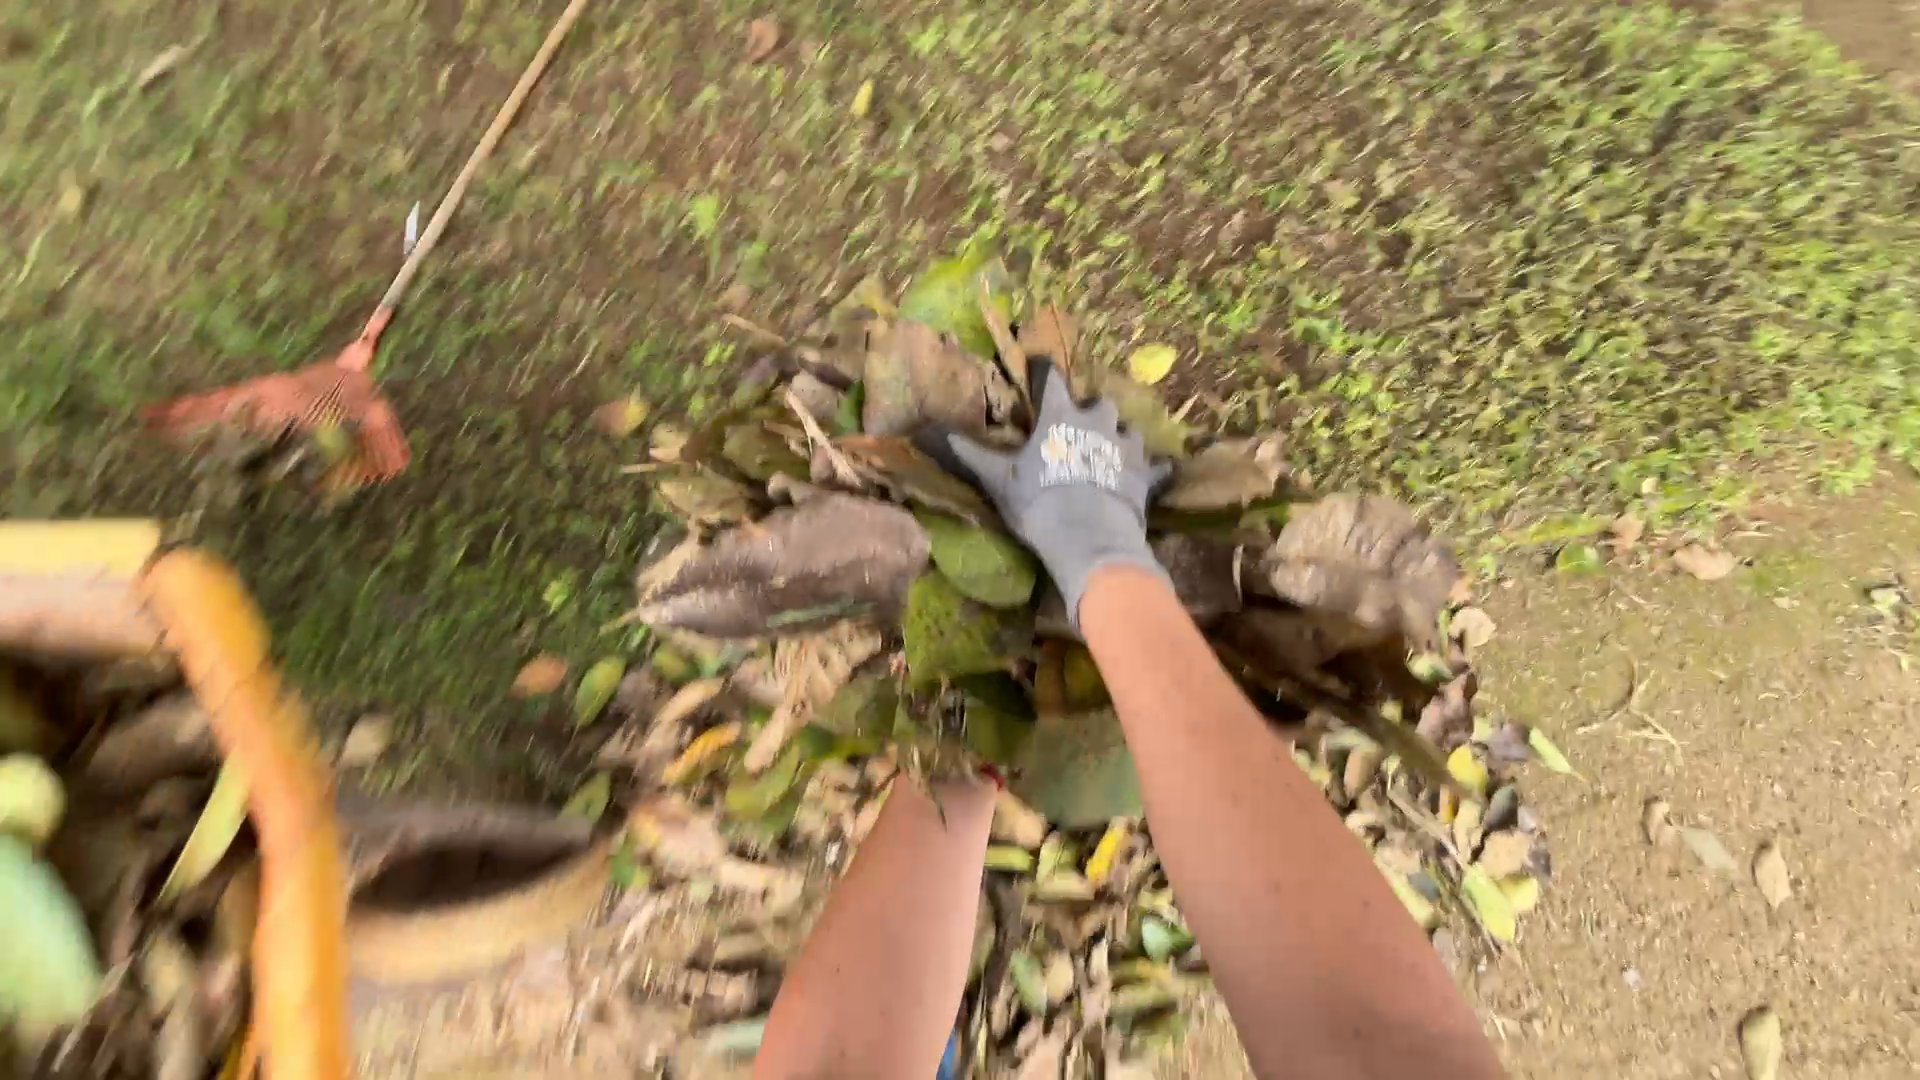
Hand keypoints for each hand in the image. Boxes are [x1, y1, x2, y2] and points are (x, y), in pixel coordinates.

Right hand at [946, 361, 1170, 627]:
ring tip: (1108, 453)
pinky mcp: (1148, 476)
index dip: (1044, 372)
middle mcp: (1099, 421)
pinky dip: (1152, 471)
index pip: (1052, 379)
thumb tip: (923, 432)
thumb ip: (967, 453)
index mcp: (1061, 414)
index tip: (1039, 366)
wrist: (1088, 537)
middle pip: (1098, 402)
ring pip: (1128, 431)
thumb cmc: (1038, 501)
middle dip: (1089, 410)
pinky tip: (1149, 477)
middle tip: (1077, 427)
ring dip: (1118, 438)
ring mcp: (1128, 447)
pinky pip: (1157, 467)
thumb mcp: (997, 478)